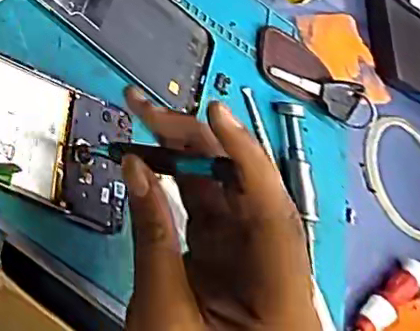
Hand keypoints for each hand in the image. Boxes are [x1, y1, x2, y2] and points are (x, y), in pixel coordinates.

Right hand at [122, 90, 320, 330]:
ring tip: (144, 119)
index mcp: (283, 302)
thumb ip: (153, 236)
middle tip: (150, 110)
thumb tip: (136, 166)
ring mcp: (250, 270)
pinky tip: (151, 158)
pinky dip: (176, 181)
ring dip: (183, 153)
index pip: (273, 211)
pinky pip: (206, 212)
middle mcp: (275, 276)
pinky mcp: (226, 268)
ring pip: (222, 195)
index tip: (213, 111)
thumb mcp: (164, 315)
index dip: (245, 154)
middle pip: (244, 192)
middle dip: (198, 143)